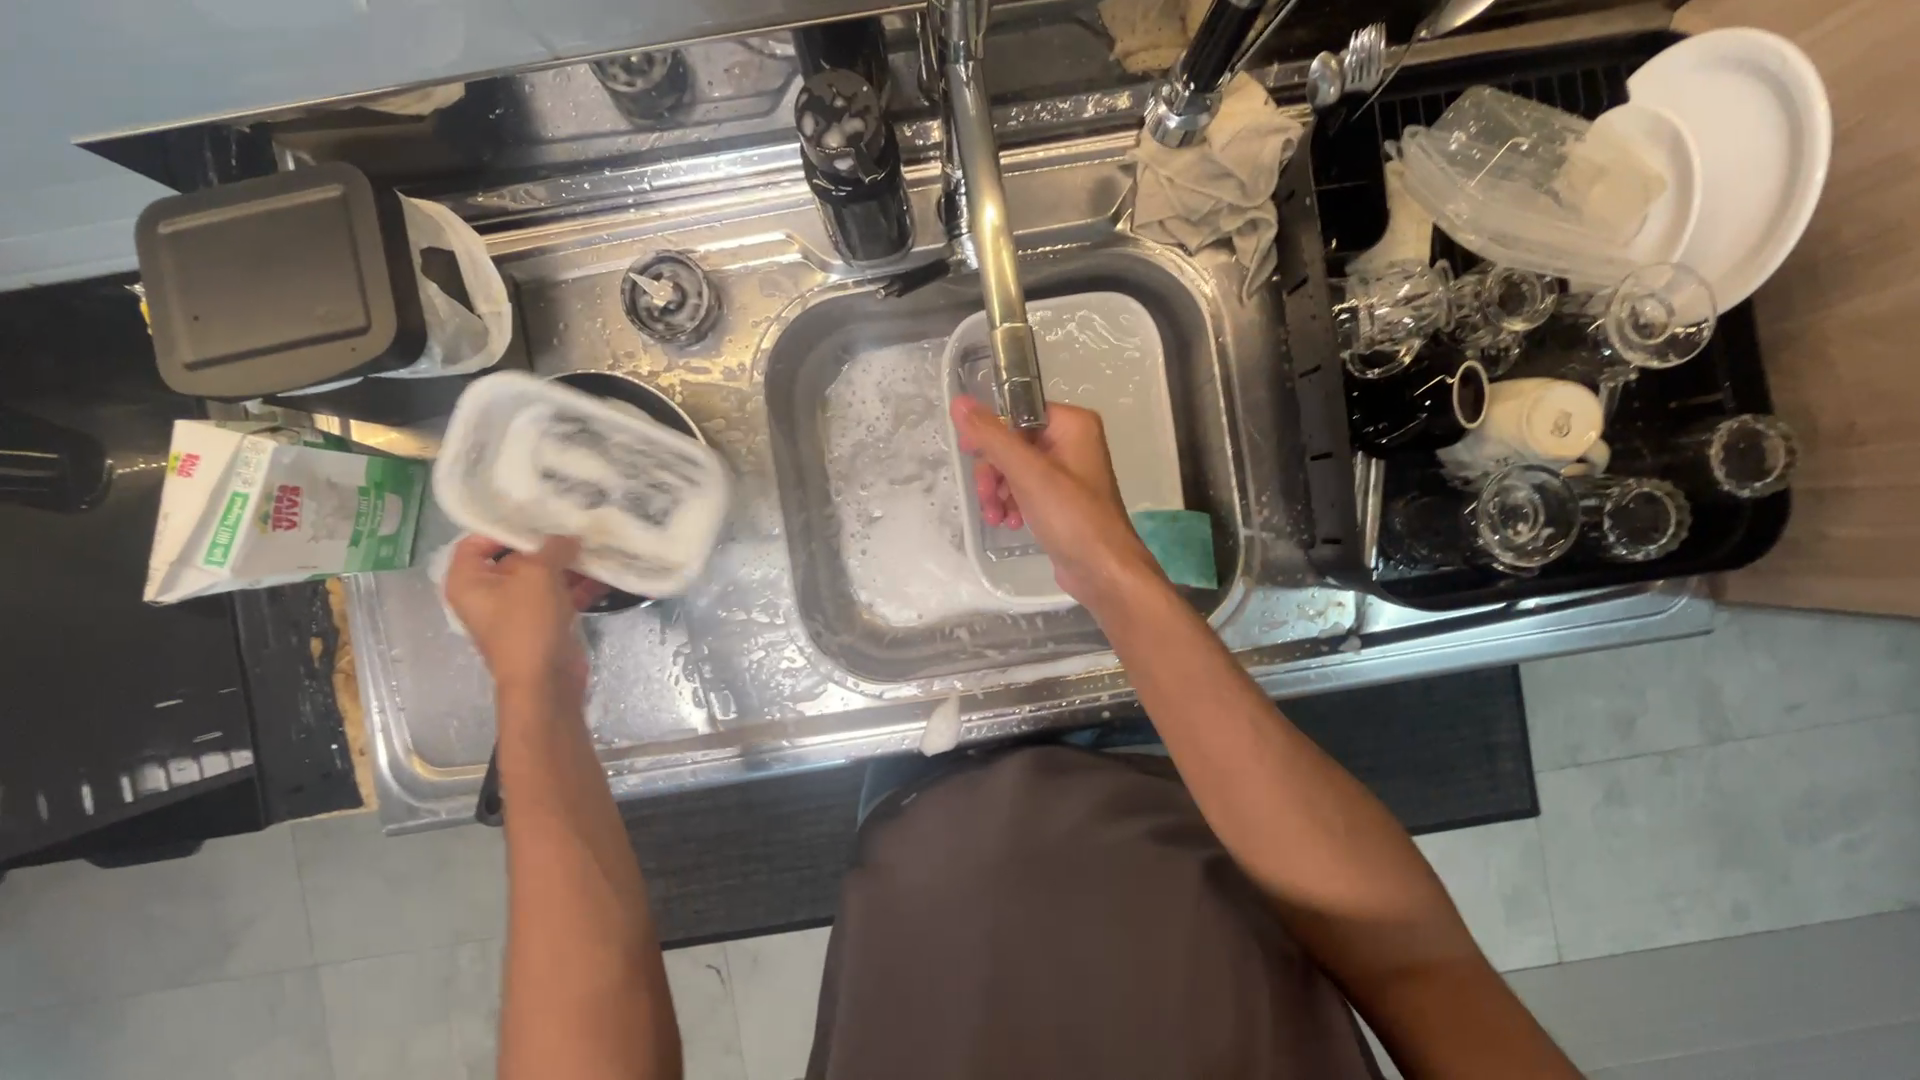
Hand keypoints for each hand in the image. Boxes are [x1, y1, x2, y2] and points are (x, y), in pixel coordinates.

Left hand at [444, 534, 594, 706]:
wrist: (545, 680)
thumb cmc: (527, 622)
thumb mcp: (538, 574)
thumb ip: (553, 547)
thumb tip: (568, 536)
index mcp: (469, 581)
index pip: (477, 541)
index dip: (504, 527)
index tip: (537, 513)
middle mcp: (489, 593)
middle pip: (516, 558)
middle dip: (547, 543)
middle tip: (574, 523)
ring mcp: (519, 610)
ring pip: (544, 577)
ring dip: (569, 563)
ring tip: (596, 542)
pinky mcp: (545, 623)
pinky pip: (561, 595)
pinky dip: (580, 585)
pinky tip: (606, 571)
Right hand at [950, 396, 1163, 607]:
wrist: (1103, 571)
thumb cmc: (1071, 517)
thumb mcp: (1027, 473)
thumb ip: (992, 436)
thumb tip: (960, 402)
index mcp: (1071, 424)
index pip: (1017, 413)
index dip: (990, 434)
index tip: (970, 454)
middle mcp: (1071, 442)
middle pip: (1012, 443)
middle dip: (993, 472)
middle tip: (987, 498)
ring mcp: (1066, 473)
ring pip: (1015, 470)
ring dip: (998, 493)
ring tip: (997, 517)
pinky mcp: (1060, 500)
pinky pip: (1025, 491)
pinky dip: (1012, 505)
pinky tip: (1010, 523)